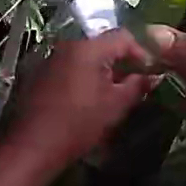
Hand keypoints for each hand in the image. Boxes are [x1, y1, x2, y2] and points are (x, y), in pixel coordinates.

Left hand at [1, 32, 157, 174]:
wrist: (30, 148)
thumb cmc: (78, 124)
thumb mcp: (115, 105)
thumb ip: (137, 85)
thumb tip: (154, 76)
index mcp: (89, 47)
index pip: (124, 37)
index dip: (141, 53)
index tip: (150, 73)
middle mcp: (68, 45)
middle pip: (103, 44)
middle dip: (121, 62)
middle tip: (133, 84)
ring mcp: (51, 58)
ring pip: (86, 56)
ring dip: (102, 70)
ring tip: (112, 94)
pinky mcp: (39, 74)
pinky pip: (70, 66)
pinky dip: (83, 76)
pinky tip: (86, 99)